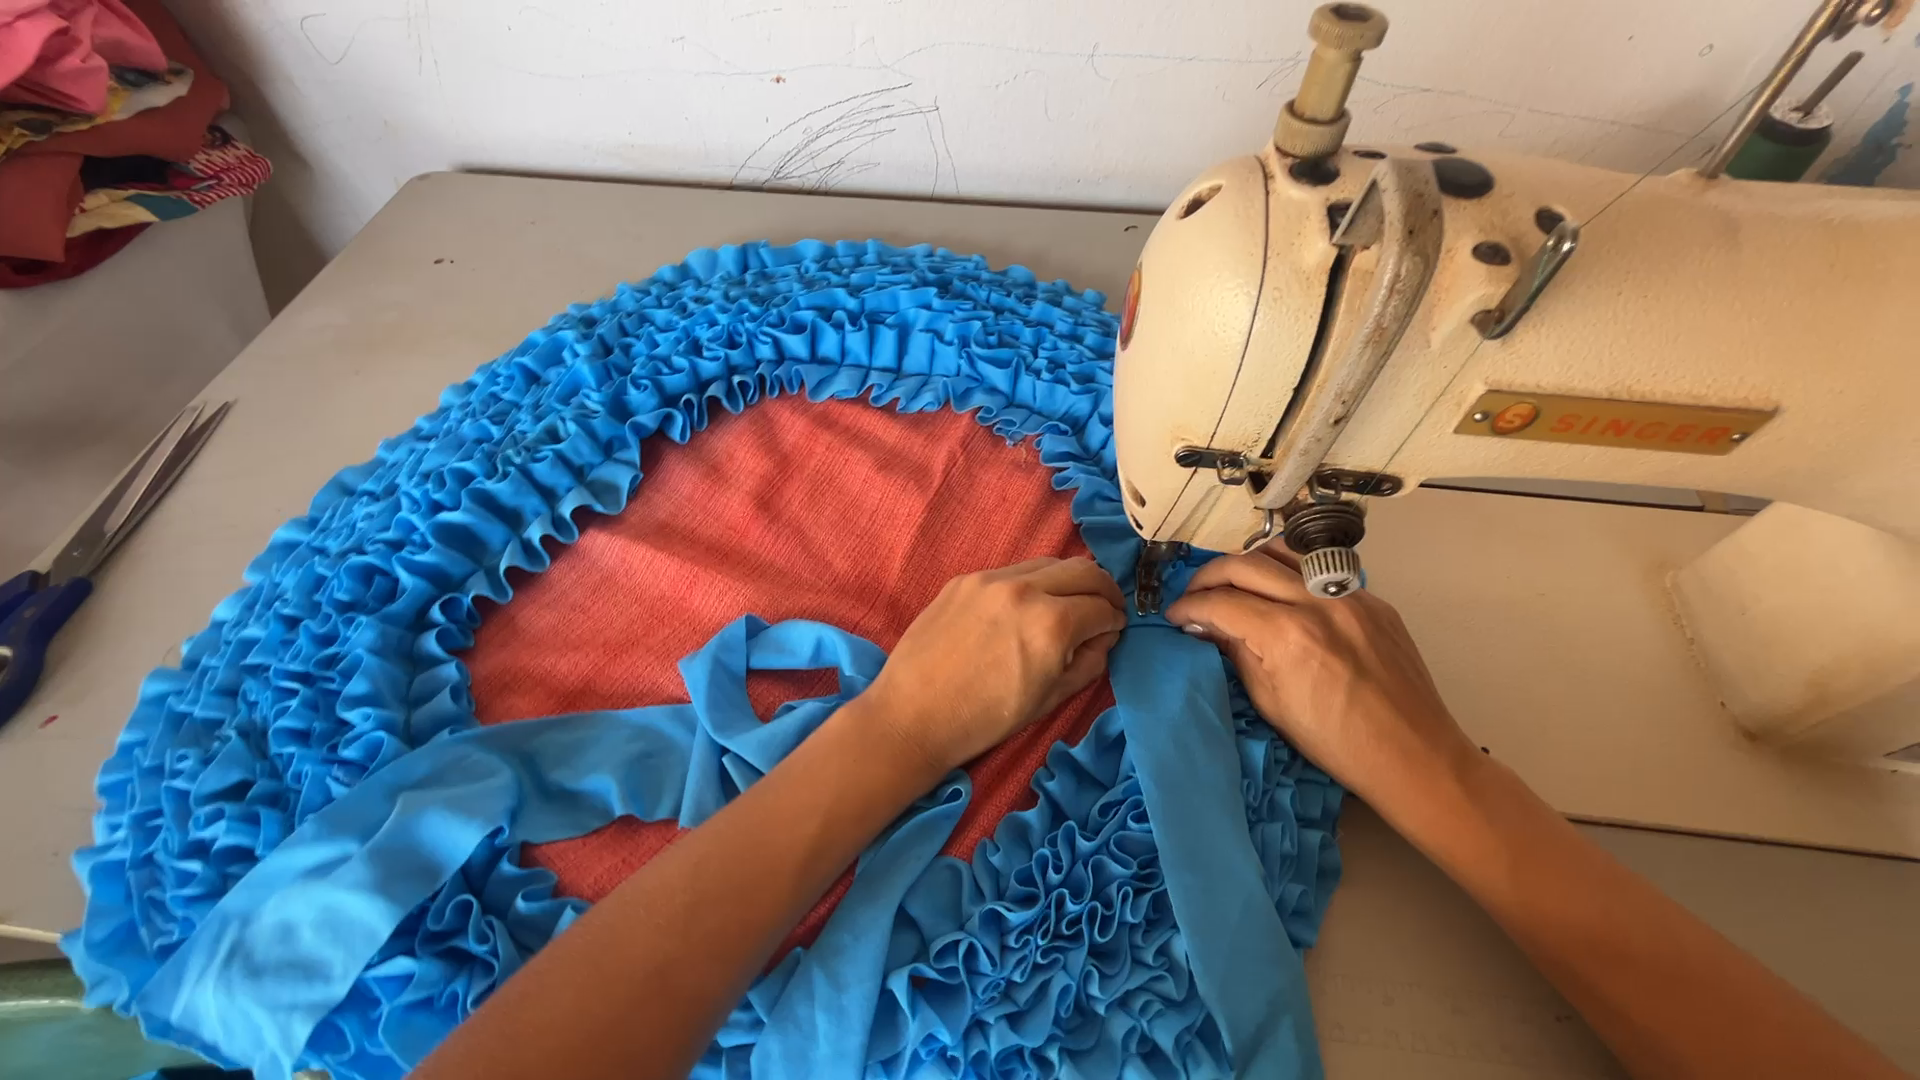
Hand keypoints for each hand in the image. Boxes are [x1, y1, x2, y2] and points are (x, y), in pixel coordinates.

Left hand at [856, 557, 1126, 778]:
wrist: (913, 714)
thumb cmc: (985, 719)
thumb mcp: (1050, 700)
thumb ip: (1088, 663)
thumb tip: (1103, 637)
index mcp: (1051, 624)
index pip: (1102, 608)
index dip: (1116, 621)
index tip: (1114, 630)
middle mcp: (1024, 590)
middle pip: (1084, 570)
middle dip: (1103, 590)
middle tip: (1104, 609)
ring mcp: (990, 579)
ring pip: (1048, 563)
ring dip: (1068, 580)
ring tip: (1067, 604)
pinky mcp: (965, 579)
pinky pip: (1012, 571)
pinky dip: (1031, 583)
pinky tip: (1024, 607)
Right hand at [1165, 545, 1480, 811]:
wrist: (1413, 755)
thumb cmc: (1335, 742)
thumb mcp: (1270, 702)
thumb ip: (1235, 651)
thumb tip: (1205, 626)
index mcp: (1287, 635)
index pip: (1220, 602)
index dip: (1188, 608)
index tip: (1174, 617)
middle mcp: (1317, 602)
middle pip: (1244, 564)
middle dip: (1207, 578)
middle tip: (1193, 597)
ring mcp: (1349, 594)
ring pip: (1281, 552)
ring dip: (1246, 563)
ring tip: (1231, 585)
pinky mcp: (1371, 598)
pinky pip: (1317, 571)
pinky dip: (1286, 575)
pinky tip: (1278, 597)